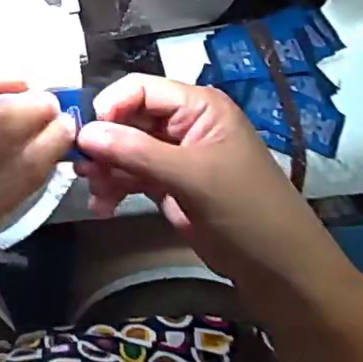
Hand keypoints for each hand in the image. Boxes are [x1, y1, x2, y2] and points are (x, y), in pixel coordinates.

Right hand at [74, 74, 333, 283]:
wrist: (282, 272)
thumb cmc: (246, 211)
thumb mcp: (191, 177)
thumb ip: (136, 151)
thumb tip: (84, 133)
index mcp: (198, 106)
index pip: (140, 88)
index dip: (110, 105)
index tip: (86, 132)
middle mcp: (183, 123)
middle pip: (127, 117)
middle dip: (104, 141)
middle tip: (80, 166)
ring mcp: (174, 154)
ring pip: (124, 147)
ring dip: (105, 167)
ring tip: (93, 190)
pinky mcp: (168, 182)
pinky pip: (130, 174)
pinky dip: (114, 187)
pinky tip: (103, 206)